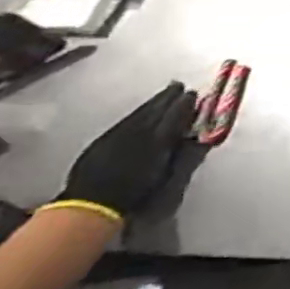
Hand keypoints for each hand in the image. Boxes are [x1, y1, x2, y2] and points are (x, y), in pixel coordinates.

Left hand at [53, 82, 197, 219]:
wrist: (92, 204)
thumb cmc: (136, 195)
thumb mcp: (166, 176)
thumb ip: (182, 155)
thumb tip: (197, 139)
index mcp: (158, 141)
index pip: (175, 116)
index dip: (185, 104)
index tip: (193, 94)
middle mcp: (139, 131)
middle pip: (156, 109)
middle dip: (168, 96)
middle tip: (178, 85)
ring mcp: (119, 133)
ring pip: (140, 111)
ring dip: (154, 101)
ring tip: (164, 93)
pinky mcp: (104, 138)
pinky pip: (127, 119)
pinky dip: (138, 112)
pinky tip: (141, 111)